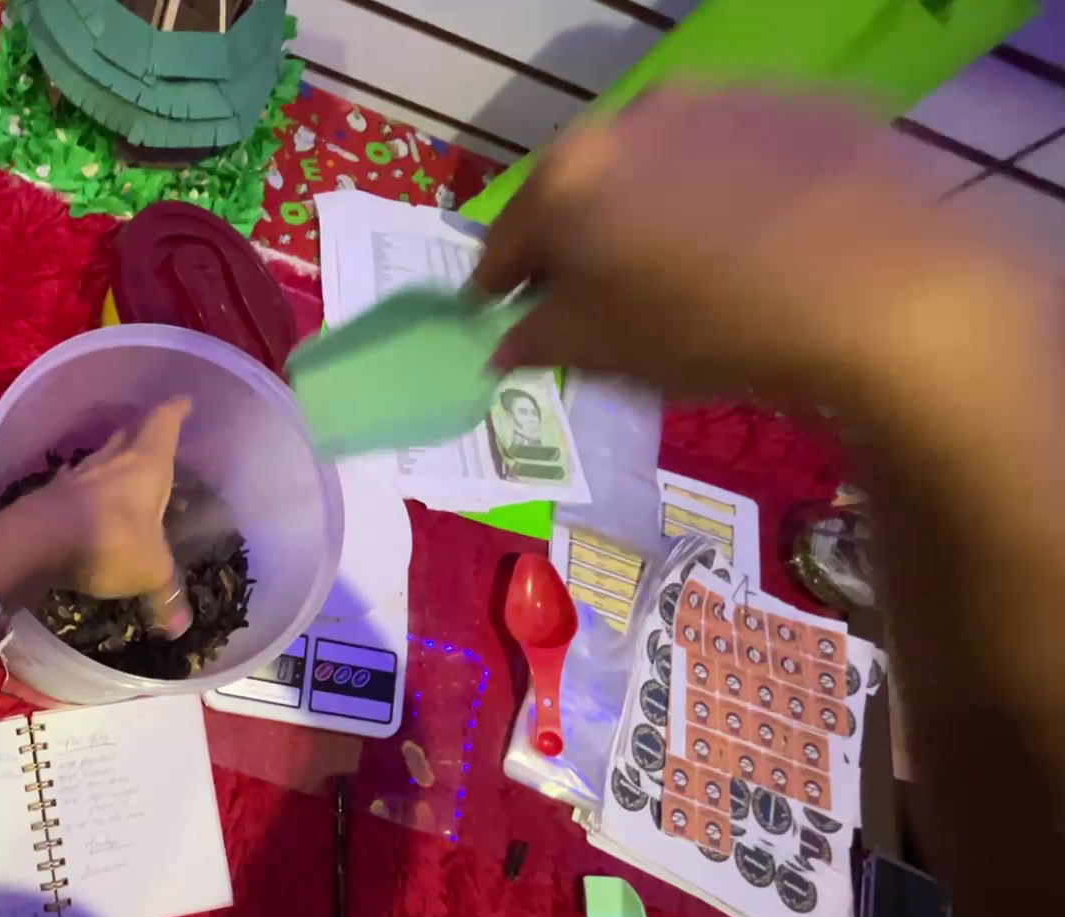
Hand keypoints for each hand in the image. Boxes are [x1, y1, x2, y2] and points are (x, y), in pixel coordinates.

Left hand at [20, 397, 195, 637]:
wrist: (36, 543)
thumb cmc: (109, 541)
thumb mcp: (150, 571)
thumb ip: (167, 594)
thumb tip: (181, 629)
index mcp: (146, 464)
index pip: (164, 424)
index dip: (176, 411)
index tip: (184, 401)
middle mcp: (112, 461)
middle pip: (129, 436)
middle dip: (144, 434)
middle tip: (155, 438)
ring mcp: (78, 477)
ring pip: (102, 460)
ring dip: (114, 463)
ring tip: (125, 473)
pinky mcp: (52, 497)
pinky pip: (78, 487)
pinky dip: (89, 492)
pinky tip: (89, 504)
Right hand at [472, 89, 1052, 421]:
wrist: (884, 295)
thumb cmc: (697, 327)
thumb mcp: (588, 351)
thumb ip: (526, 340)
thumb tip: (505, 342)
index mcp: (565, 176)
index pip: (501, 244)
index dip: (497, 289)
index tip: (505, 315)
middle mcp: (630, 118)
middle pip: (573, 195)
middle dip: (570, 244)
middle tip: (590, 296)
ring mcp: (720, 101)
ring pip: (645, 170)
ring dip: (636, 213)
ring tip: (671, 267)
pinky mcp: (797, 106)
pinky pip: (720, 158)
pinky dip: (709, 194)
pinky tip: (739, 242)